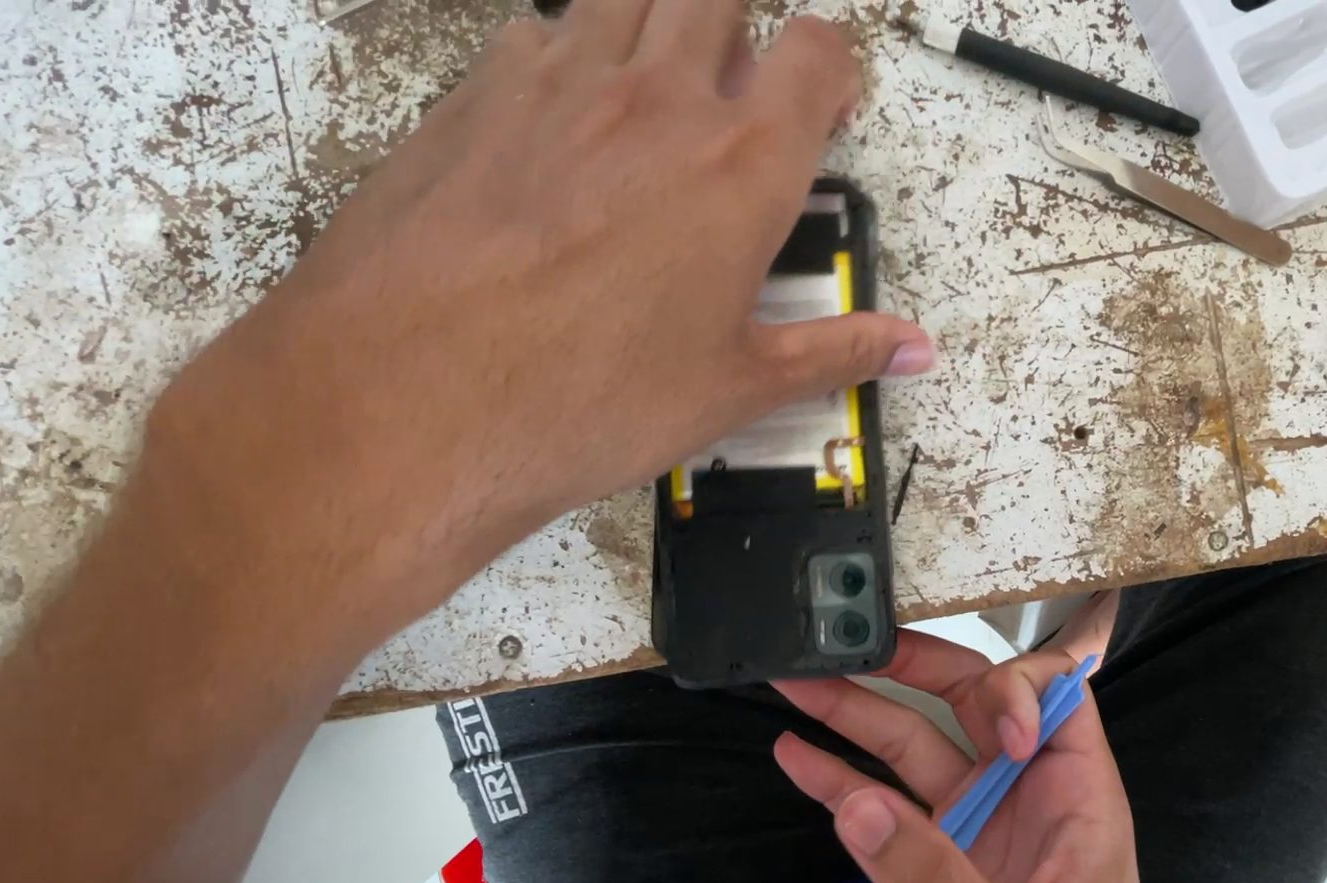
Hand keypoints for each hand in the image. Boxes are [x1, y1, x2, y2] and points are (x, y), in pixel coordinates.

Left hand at [145, 1, 933, 644]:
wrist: (411, 402)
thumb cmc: (594, 400)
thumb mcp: (738, 389)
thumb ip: (837, 351)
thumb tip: (915, 351)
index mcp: (739, 165)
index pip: (818, 56)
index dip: (836, 74)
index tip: (829, 114)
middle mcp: (655, 97)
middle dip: (746, 30)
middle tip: (743, 102)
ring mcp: (555, 82)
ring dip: (662, 28)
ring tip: (661, 108)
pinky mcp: (473, 97)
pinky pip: (542, 37)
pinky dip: (575, 59)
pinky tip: (568, 134)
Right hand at [774, 631, 1179, 882]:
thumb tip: (858, 808)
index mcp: (1075, 797)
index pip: (1057, 697)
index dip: (1019, 688)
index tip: (989, 729)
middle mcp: (1024, 793)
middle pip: (967, 704)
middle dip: (907, 670)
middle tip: (843, 644)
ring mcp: (977, 823)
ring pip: (915, 747)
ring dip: (856, 717)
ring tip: (796, 684)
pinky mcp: (942, 858)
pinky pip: (887, 806)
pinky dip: (843, 781)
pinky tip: (798, 758)